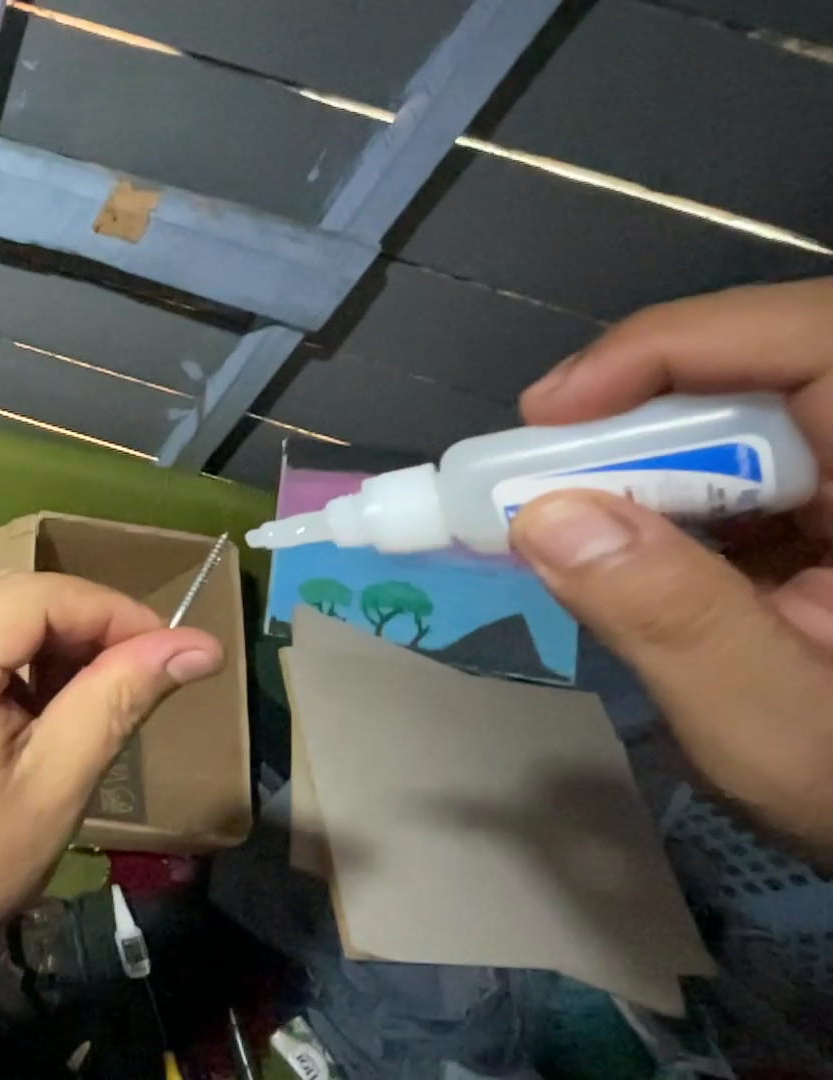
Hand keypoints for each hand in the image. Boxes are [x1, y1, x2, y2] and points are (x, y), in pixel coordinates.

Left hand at [0, 571, 221, 978]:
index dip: (108, 609)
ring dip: (38, 630)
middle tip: (132, 667)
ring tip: (84, 686)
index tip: (169, 645)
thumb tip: (197, 645)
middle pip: (2, 590)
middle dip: (76, 618)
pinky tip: (28, 693)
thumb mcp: (54, 785)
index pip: (32, 594)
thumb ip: (119, 698)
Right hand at [509, 278, 832, 860]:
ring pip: (740, 416)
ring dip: (631, 462)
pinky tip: (620, 547)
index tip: (548, 411)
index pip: (816, 344)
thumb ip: (674, 621)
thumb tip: (547, 517)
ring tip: (560, 523)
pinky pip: (738, 464)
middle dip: (629, 417)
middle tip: (531, 479)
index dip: (670, 349)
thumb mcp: (773, 731)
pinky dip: (655, 494)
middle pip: (765, 372)